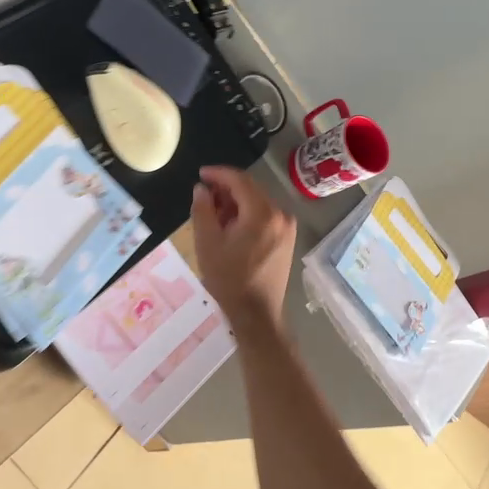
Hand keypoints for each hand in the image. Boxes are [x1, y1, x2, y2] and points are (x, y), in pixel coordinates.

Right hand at [190, 165, 295, 331]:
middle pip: (251, 191)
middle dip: (226, 190)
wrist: (256, 314)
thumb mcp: (207, 243)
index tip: (201, 174)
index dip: (218, 174)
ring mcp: (287, 228)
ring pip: (258, 204)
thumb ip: (203, 210)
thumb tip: (201, 189)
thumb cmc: (229, 280)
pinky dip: (247, 216)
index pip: (240, 180)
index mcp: (262, 213)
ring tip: (214, 216)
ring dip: (236, 204)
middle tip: (204, 197)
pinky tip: (231, 228)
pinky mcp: (287, 240)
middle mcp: (280, 215)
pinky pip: (265, 218)